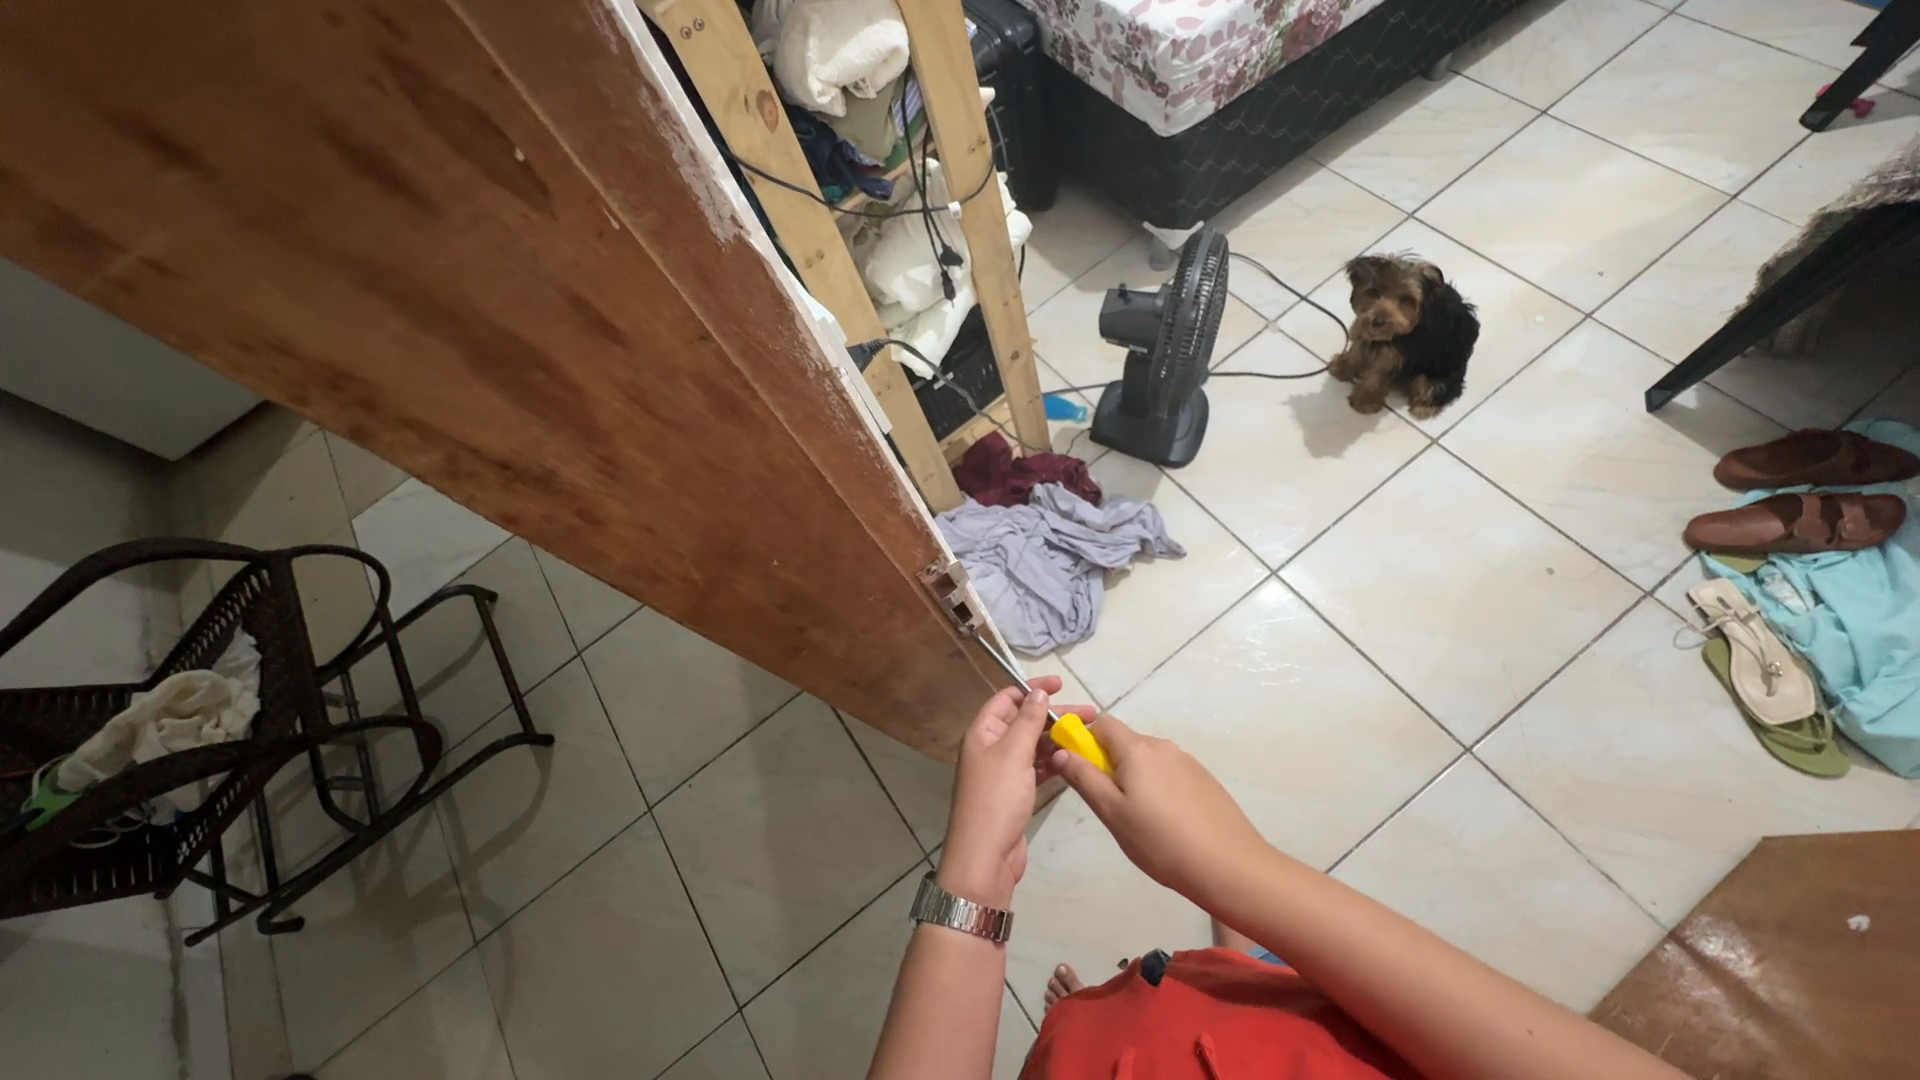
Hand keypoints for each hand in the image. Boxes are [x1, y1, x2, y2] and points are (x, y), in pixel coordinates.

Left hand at [939, 678, 1092, 909]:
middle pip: (1023, 721)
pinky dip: (1053, 762)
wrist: (985, 858)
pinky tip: (1074, 762)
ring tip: (1087, 738)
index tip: (1061, 684)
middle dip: (1053, 715)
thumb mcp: (1013, 754)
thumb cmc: (996, 800)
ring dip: (1056, 739)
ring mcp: (1003, 772)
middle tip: (1089, 714)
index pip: (1007, 698)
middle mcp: (990, 748)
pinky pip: (1036, 768)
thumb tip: (1038, 692)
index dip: (1032, 688)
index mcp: (982, 732)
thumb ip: (1027, 720)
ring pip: (1033, 745)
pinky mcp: (1015, 793)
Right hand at [1050, 715, 1269, 902]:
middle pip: (1125, 742)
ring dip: (1134, 778)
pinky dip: (1158, 788)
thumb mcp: (1112, 813)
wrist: (1230, 866)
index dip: (1084, 739)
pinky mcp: (1204, 779)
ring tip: (1139, 820)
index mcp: (1137, 749)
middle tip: (1109, 805)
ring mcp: (1187, 762)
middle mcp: (1162, 746)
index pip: (1102, 723)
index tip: (1080, 770)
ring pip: (1148, 760)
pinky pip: (1169, 773)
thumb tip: (1061, 752)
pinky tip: (1166, 823)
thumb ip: (1084, 778)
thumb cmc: (1161, 841)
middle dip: (1109, 763)